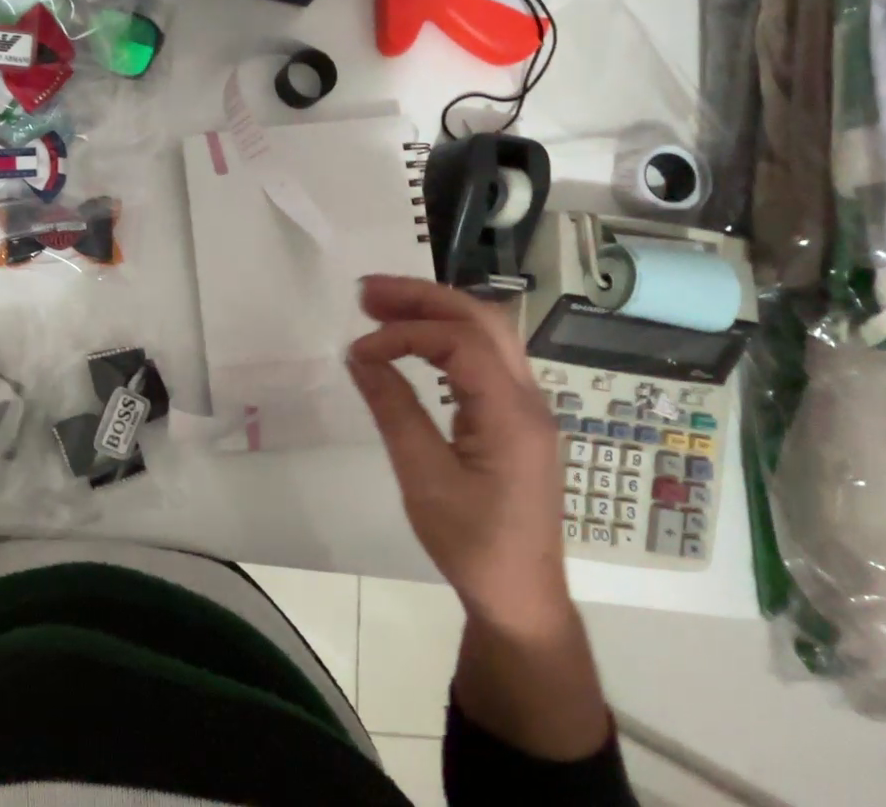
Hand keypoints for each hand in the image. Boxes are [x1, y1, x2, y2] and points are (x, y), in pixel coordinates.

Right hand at [346, 275, 569, 632]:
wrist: (520, 593)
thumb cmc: (470, 541)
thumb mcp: (422, 477)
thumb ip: (394, 410)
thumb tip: (360, 357)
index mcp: (511, 414)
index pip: (458, 342)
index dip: (402, 334)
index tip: (356, 353)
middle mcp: (528, 400)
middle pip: (483, 321)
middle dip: (423, 298)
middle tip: (365, 292)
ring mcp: (528, 409)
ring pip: (489, 335)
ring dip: (436, 313)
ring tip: (380, 308)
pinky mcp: (517, 422)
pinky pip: (486, 360)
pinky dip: (446, 340)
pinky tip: (412, 346)